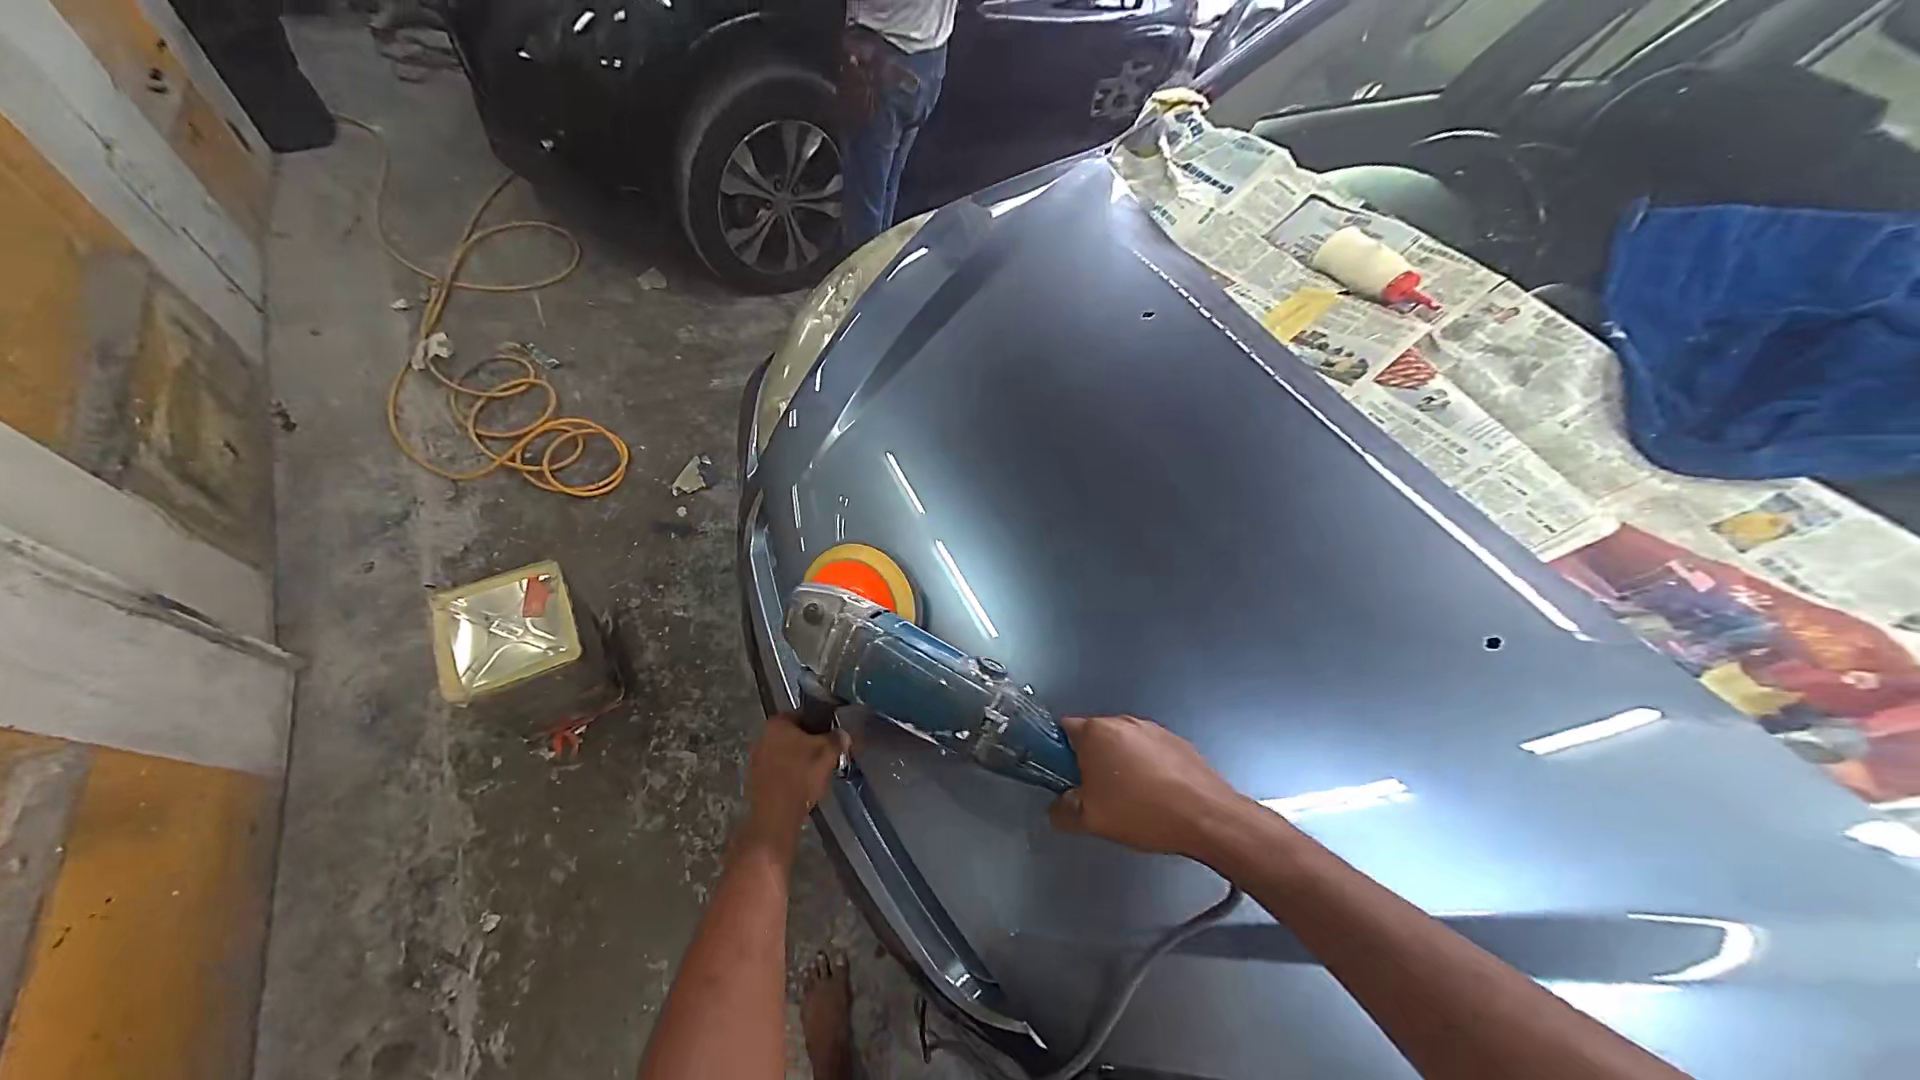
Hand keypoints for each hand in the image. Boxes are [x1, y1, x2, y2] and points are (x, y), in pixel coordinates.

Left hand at [744, 714, 848, 844]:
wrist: (776, 815)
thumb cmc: (802, 776)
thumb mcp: (828, 753)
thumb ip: (837, 739)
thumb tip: (842, 734)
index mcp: (776, 723)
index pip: (804, 715)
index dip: (822, 724)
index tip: (833, 736)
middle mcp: (762, 737)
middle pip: (794, 735)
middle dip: (811, 743)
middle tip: (827, 754)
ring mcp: (756, 759)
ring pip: (786, 753)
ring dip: (801, 760)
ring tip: (818, 772)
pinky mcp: (756, 780)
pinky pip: (779, 770)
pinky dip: (791, 774)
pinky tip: (803, 785)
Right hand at [1049, 715, 1250, 857]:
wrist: (1207, 817)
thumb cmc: (1144, 812)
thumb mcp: (1089, 821)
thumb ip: (1061, 811)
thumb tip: (1058, 807)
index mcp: (1096, 732)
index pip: (1062, 729)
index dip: (1057, 754)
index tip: (1064, 778)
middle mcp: (1123, 721)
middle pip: (1094, 737)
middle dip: (1090, 762)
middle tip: (1095, 795)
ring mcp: (1153, 730)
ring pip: (1123, 744)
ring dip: (1120, 765)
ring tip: (1130, 801)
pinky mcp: (1177, 742)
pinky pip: (1150, 752)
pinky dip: (1147, 769)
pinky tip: (1156, 797)